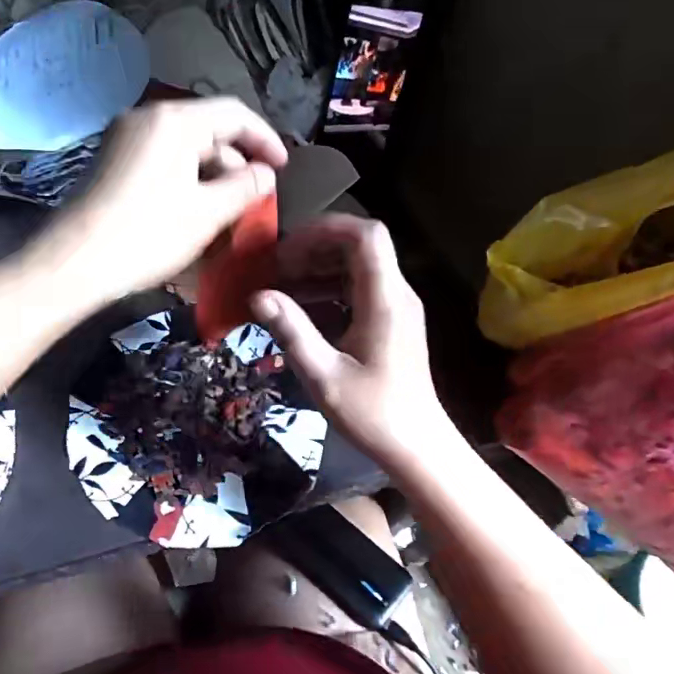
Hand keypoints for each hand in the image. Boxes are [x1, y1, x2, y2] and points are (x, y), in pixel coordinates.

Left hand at [41, 98, 287, 301]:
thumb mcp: (207, 213)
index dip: (265, 139)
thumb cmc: (148, 235)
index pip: (234, 113)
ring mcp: (124, 138)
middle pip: (207, 128)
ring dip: (212, 173)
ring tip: (227, 210)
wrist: (72, 264)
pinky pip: (161, 158)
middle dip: (237, 160)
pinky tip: (194, 209)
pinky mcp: (112, 161)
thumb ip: (245, 187)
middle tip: (255, 197)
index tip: (283, 168)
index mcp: (174, 121)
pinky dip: (186, 178)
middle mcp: (147, 118)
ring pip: (184, 146)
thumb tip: (266, 173)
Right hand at [250, 215, 453, 470]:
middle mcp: (397, 294)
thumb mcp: (323, 375)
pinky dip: (330, 288)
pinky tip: (301, 307)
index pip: (366, 235)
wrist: (416, 445)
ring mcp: (397, 306)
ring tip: (281, 285)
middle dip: (315, 247)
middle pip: (360, 245)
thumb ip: (291, 330)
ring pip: (358, 266)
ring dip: (320, 268)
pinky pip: (360, 288)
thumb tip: (257, 296)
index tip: (288, 246)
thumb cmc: (373, 414)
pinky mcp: (392, 321)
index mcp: (385, 299)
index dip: (326, 228)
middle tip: (277, 266)